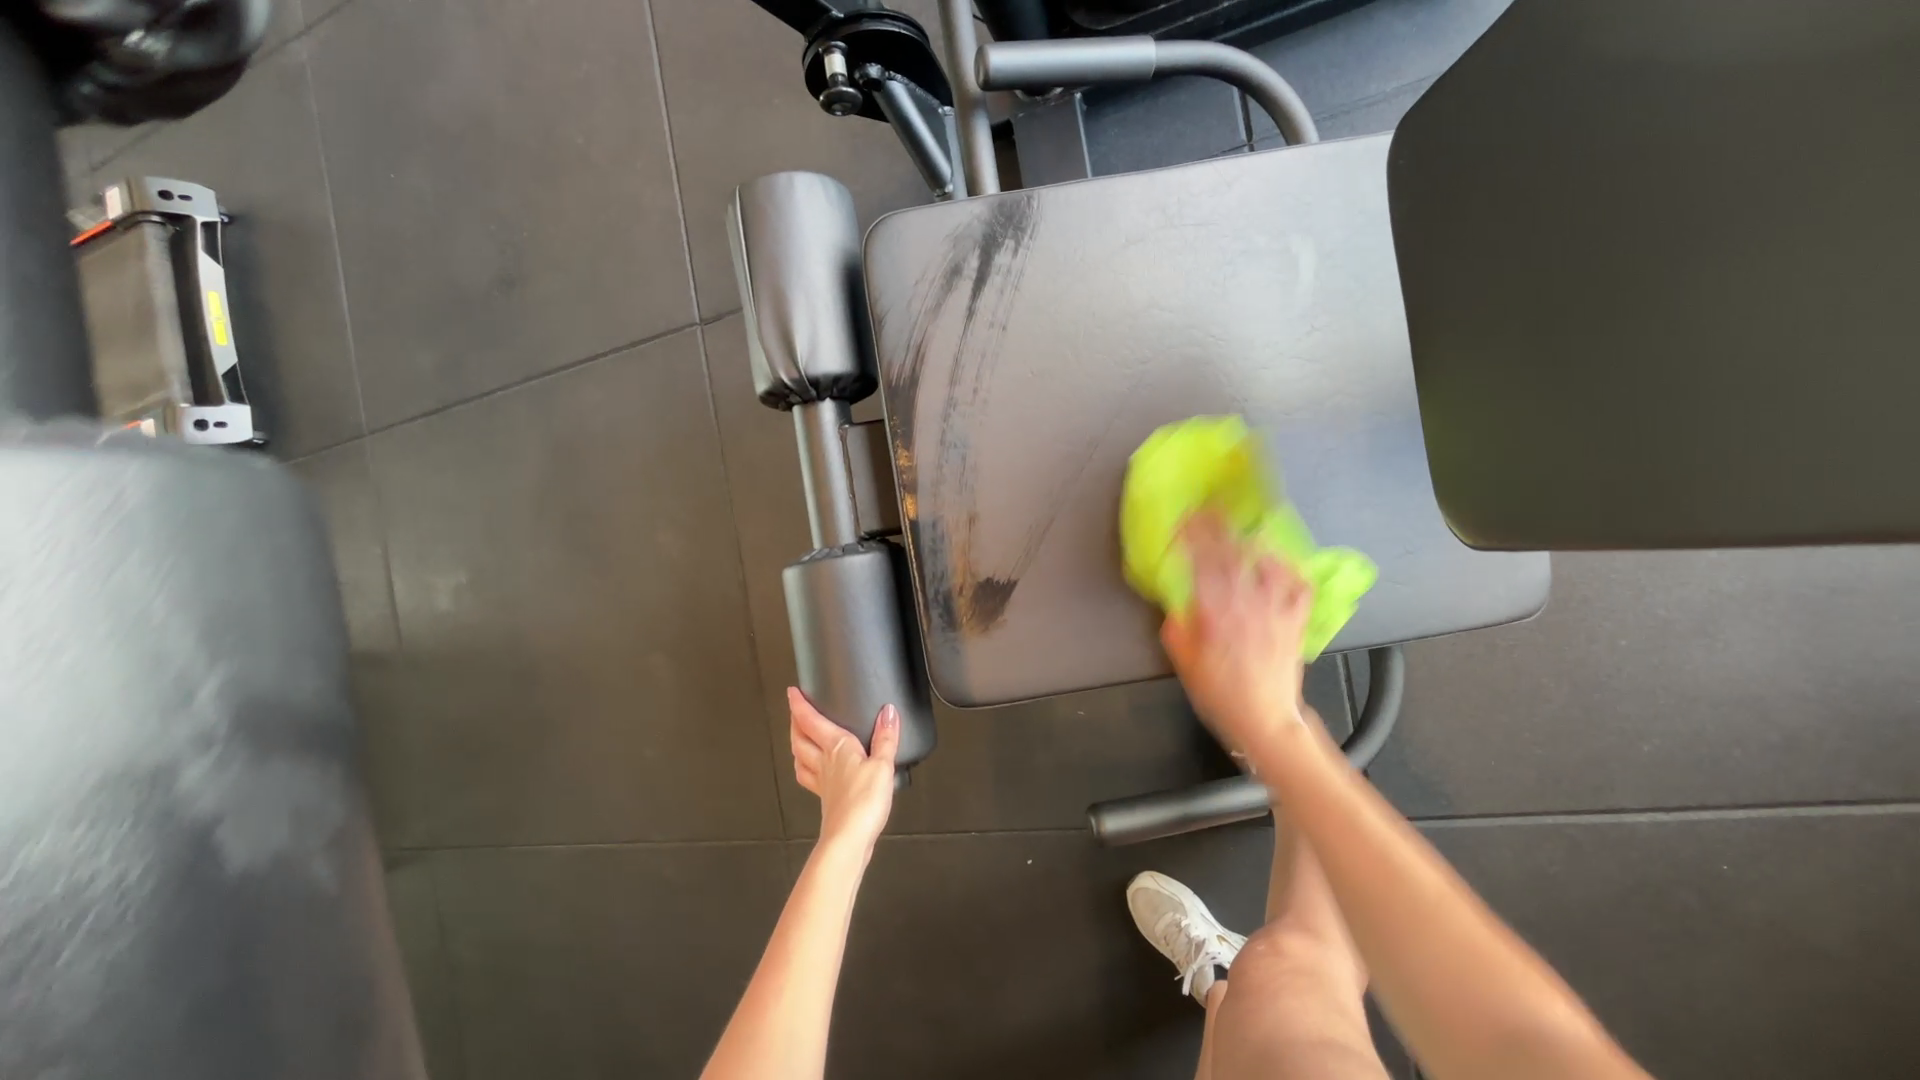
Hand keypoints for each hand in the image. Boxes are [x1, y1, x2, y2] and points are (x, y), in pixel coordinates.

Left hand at [787, 687, 899, 849]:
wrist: (849, 839)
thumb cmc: (863, 804)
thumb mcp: (882, 765)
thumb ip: (886, 739)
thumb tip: (888, 713)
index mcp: (836, 748)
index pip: (810, 721)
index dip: (799, 705)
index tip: (792, 693)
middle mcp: (824, 763)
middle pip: (800, 738)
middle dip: (795, 723)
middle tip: (793, 712)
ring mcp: (823, 783)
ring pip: (801, 758)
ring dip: (796, 745)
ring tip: (798, 738)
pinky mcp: (827, 800)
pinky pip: (810, 779)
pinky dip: (807, 770)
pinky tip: (816, 773)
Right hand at [1160, 512, 1314, 757]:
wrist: (1264, 719)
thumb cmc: (1220, 695)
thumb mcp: (1185, 664)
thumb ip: (1177, 631)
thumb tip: (1177, 608)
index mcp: (1215, 613)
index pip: (1203, 563)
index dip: (1194, 537)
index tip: (1186, 520)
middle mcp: (1246, 605)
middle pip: (1233, 555)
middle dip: (1219, 528)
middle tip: (1210, 509)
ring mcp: (1275, 610)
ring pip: (1267, 564)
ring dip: (1254, 542)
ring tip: (1246, 529)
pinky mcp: (1296, 621)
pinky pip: (1297, 586)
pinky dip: (1289, 569)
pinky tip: (1281, 562)